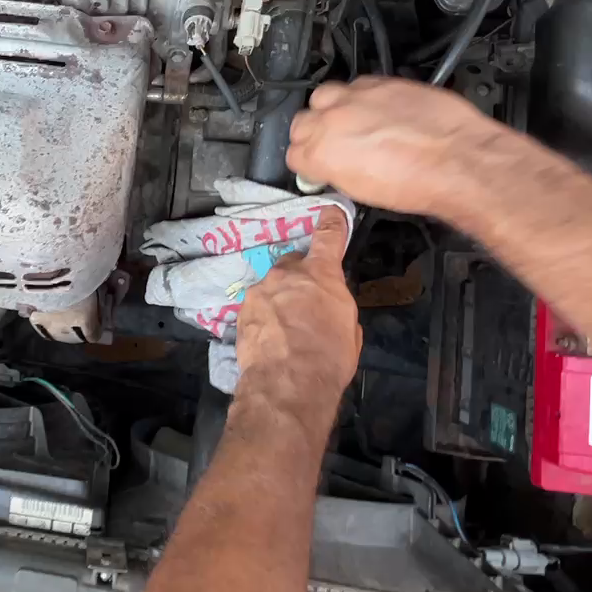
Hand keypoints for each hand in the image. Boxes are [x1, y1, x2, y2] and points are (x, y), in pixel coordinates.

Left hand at [234, 209, 362, 434]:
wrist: (287, 381)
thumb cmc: (330, 356)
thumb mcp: (349, 328)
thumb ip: (336, 304)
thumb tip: (327, 303)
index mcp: (320, 274)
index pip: (328, 237)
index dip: (331, 223)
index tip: (331, 211)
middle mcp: (286, 274)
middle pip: (294, 263)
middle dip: (301, 275)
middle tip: (308, 300)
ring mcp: (260, 290)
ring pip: (272, 285)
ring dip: (280, 297)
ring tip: (287, 326)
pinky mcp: (242, 310)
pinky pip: (258, 305)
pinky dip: (265, 314)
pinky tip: (271, 336)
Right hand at [286, 77, 515, 217]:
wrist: (460, 162)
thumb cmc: (419, 183)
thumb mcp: (362, 191)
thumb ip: (335, 172)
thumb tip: (332, 168)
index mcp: (320, 154)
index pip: (293, 154)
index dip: (305, 161)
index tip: (315, 165)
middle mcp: (332, 121)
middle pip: (301, 122)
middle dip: (311, 134)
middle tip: (328, 144)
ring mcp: (356, 98)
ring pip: (323, 96)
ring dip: (330, 109)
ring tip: (347, 122)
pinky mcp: (382, 83)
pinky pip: (357, 84)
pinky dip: (360, 96)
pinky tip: (373, 110)